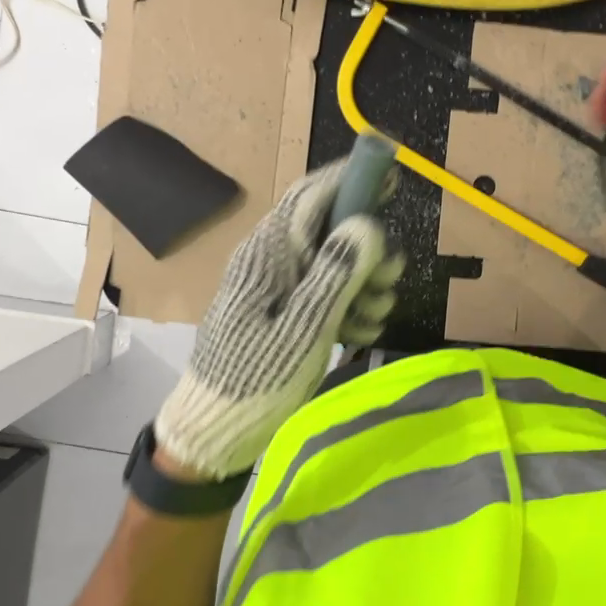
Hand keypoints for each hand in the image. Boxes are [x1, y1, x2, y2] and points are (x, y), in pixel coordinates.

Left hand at [152, 158, 404, 478]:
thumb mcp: (303, 330)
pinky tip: (356, 335)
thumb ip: (336, 274)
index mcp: (268, 254)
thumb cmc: (254, 379)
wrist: (216, 430)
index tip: (390, 175)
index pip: (311, 196)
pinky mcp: (286, 309)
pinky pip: (329, 292)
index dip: (350, 180)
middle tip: (389, 282)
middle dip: (370, 252)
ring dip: (365, 286)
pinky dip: (350, 308)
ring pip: (338, 262)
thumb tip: (367, 223)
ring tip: (371, 321)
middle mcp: (273, 260)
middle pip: (333, 229)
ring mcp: (280, 285)